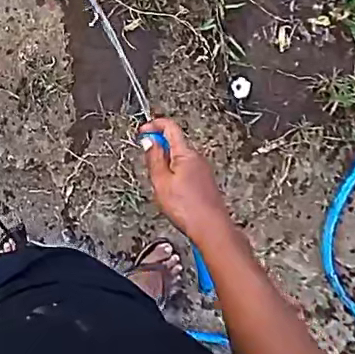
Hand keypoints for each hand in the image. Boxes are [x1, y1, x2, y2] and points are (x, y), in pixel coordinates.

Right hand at [139, 117, 233, 245]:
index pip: (170, 127)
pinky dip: (176, 173)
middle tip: (149, 164)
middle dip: (159, 148)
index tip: (143, 131)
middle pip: (174, 142)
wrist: (211, 228)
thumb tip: (149, 140)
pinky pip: (187, 169)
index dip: (154, 125)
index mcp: (185, 153)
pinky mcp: (205, 181)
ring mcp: (202, 170)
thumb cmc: (187, 208)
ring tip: (161, 185)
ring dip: (167, 163)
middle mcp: (197, 157)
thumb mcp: (161, 181)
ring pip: (180, 157)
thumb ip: (154, 158)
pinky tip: (173, 192)